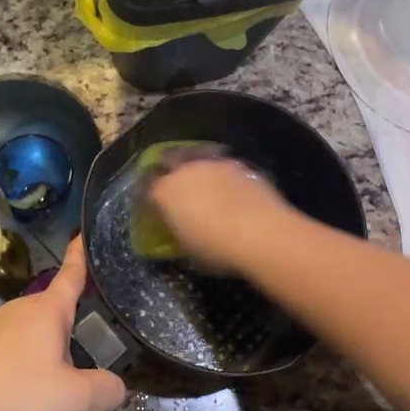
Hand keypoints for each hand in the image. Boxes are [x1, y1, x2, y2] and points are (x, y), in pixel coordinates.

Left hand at [0, 237, 126, 410]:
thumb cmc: (18, 394)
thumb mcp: (73, 398)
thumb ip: (104, 390)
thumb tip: (119, 387)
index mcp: (47, 310)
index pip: (71, 275)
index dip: (80, 256)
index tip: (82, 234)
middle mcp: (19, 308)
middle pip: (53, 314)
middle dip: (66, 335)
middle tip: (76, 370)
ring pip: (29, 334)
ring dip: (41, 353)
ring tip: (42, 390)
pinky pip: (6, 348)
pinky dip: (16, 365)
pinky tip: (13, 394)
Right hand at [147, 158, 296, 271]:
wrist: (262, 233)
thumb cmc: (216, 249)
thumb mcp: (187, 250)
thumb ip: (177, 234)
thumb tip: (178, 231)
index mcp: (165, 191)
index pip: (146, 188)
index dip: (149, 197)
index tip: (152, 207)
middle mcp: (186, 170)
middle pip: (170, 162)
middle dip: (170, 172)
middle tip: (176, 189)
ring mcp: (215, 164)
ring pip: (199, 160)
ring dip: (199, 172)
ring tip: (206, 189)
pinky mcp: (241, 165)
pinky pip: (224, 169)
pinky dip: (223, 178)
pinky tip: (232, 192)